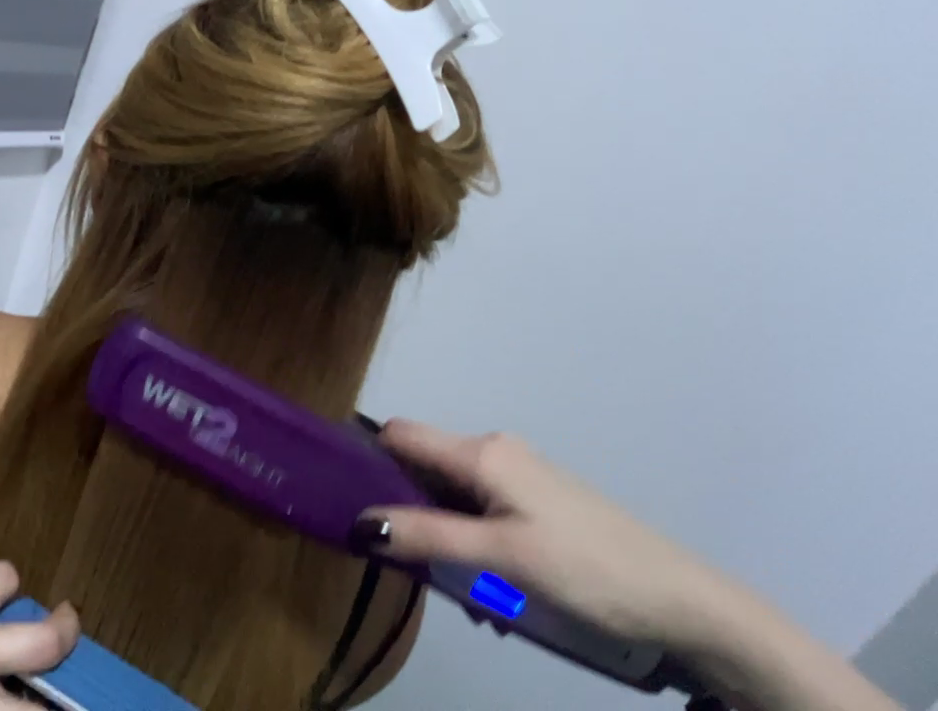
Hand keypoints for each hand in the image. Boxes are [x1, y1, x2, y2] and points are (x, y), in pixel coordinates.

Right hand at [359, 419, 727, 649]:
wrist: (690, 605)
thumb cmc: (589, 569)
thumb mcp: (502, 558)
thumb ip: (428, 537)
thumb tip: (359, 522)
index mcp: (482, 452)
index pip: (398, 434)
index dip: (367, 458)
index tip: (348, 498)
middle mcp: (495, 452)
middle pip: (421, 466)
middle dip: (408, 511)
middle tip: (410, 560)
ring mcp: (519, 477)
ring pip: (450, 495)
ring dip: (442, 535)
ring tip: (465, 589)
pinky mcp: (537, 502)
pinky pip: (480, 510)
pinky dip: (471, 541)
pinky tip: (494, 586)